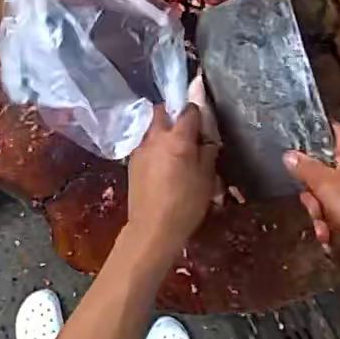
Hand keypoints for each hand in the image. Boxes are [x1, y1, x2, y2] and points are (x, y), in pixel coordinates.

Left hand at [123, 105, 218, 260]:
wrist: (152, 227)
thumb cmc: (186, 204)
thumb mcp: (207, 179)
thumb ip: (207, 153)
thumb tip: (207, 140)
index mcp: (178, 138)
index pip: (188, 110)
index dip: (197, 110)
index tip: (203, 119)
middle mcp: (156, 137)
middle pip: (162, 110)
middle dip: (173, 113)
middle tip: (185, 129)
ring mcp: (140, 147)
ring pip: (151, 127)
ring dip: (161, 130)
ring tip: (172, 148)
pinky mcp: (132, 160)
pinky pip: (144, 143)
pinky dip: (153, 146)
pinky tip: (161, 163)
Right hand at [284, 122, 339, 262]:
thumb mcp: (327, 186)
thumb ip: (306, 168)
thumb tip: (288, 154)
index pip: (330, 130)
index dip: (310, 133)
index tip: (291, 143)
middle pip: (323, 167)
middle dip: (312, 190)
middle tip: (310, 202)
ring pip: (329, 191)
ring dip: (320, 211)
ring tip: (322, 227)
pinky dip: (332, 221)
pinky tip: (328, 235)